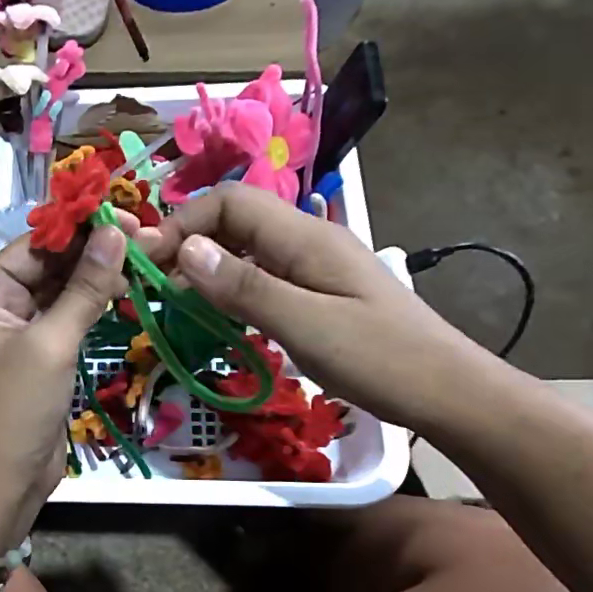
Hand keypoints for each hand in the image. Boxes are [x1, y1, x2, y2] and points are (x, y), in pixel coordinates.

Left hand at [0, 219, 133, 512]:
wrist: (1, 484)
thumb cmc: (15, 409)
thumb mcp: (51, 343)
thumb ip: (85, 288)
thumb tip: (116, 233)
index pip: (35, 246)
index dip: (81, 229)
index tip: (127, 216)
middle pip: (49, 266)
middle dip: (95, 253)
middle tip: (148, 238)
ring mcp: (16, 333)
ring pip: (61, 292)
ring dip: (98, 278)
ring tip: (145, 260)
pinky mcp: (37, 357)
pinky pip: (66, 320)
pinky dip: (93, 307)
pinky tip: (124, 291)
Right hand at [145, 183, 501, 430]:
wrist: (445, 389)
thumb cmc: (380, 359)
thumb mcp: (306, 326)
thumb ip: (245, 288)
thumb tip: (186, 250)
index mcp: (305, 237)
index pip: (229, 202)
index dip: (183, 223)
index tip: (147, 262)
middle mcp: (308, 240)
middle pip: (236, 221)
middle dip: (188, 243)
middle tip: (152, 287)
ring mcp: (316, 266)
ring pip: (247, 249)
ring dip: (207, 267)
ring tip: (175, 302)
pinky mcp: (320, 292)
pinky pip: (264, 275)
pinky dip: (232, 288)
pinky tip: (219, 315)